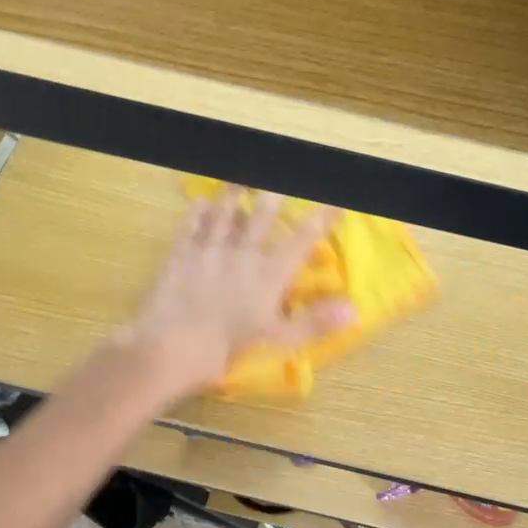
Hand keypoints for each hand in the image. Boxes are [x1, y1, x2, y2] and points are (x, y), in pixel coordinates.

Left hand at [123, 187, 354, 383]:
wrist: (173, 346)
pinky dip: (196, 212)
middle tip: (278, 183)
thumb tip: (354, 309)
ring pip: (224, 214)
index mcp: (270, 273)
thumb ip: (316, 321)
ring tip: (239, 181)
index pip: (302, 240)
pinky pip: (189, 226)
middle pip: (261, 218)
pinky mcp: (179, 256)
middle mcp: (243, 253)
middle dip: (273, 199)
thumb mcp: (279, 338)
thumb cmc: (230, 346)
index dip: (321, 220)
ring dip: (233, 197)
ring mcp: (209, 251)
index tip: (335, 203)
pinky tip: (199, 203)